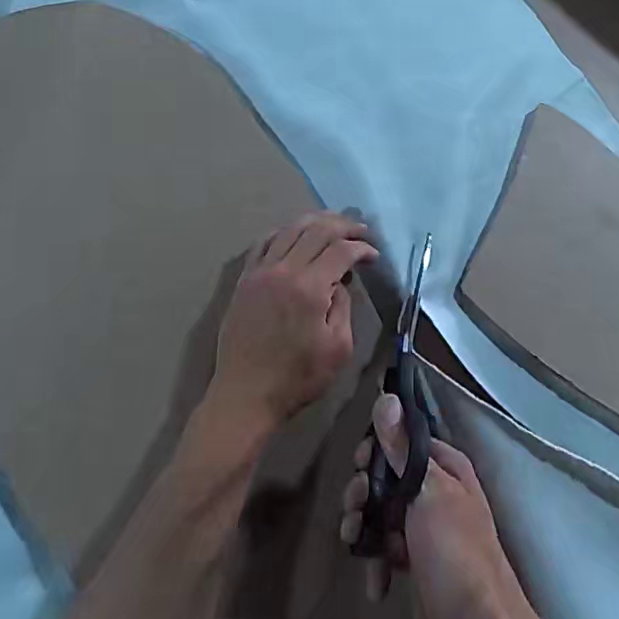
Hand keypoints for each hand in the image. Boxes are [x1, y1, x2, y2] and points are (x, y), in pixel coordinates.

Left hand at [208, 211, 375, 434]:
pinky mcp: (244, 280)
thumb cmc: (296, 378)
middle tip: (361, 230)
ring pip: (290, 229)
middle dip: (344, 226)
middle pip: (317, 230)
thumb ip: (343, 307)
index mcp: (309, 288)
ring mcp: (260, 272)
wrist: (244, 396)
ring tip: (333, 224)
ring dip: (316, 222)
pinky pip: (264, 242)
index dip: (362, 248)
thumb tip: (339, 283)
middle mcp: (284, 271)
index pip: (342, 251)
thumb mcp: (338, 348)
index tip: (374, 256)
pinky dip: (284, 232)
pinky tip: (296, 235)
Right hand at [338, 395, 560, 618]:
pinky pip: (387, 549)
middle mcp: (438, 490)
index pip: (404, 439)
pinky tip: (376, 581)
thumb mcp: (428, 492)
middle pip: (388, 476)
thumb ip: (403, 448)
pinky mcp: (418, 562)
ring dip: (364, 526)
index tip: (359, 463)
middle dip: (364, 492)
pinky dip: (376, 561)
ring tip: (356, 542)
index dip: (378, 448)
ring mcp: (428, 528)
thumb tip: (387, 398)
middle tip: (355, 509)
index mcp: (446, 465)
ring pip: (383, 513)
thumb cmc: (455, 552)